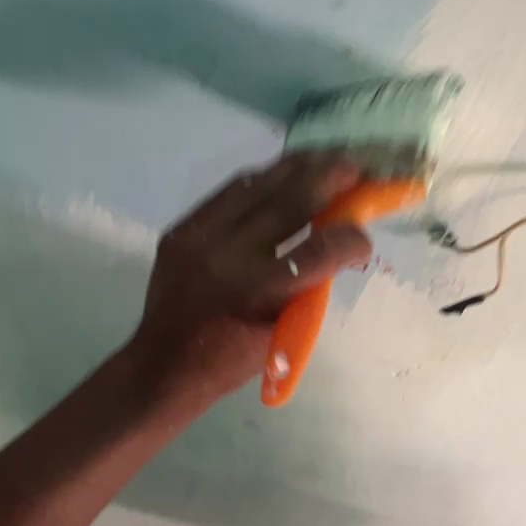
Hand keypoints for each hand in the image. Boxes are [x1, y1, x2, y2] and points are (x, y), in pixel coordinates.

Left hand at [126, 153, 373, 408]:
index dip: (350, 239)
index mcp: (258, 292)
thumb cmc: (230, 360)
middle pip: (289, 201)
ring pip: (257, 185)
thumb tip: (335, 243)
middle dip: (329, 178)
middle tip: (356, 168)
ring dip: (296, 169)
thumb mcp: (281, 331)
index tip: (364, 237)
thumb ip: (307, 287)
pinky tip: (281, 177)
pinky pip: (228, 193)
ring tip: (323, 160)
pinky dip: (261, 182)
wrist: (161, 365)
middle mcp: (229, 254)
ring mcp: (200, 235)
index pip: (318, 251)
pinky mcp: (183, 228)